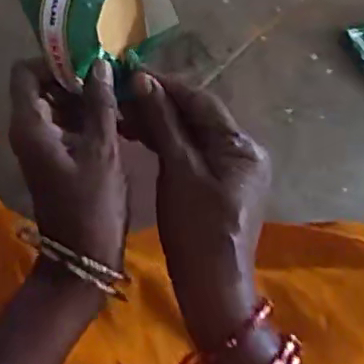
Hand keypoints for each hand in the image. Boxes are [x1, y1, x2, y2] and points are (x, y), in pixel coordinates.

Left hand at [8, 60, 128, 277]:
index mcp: (29, 123)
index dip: (52, 60)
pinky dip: (82, 116)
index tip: (84, 60)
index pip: (25, 71)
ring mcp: (38, 144)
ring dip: (81, 97)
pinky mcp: (52, 156)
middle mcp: (26, 128)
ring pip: (54, 103)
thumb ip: (100, 103)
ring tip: (116, 93)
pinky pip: (62, 123)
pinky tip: (114, 117)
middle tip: (108, 75)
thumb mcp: (101, 150)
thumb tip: (100, 63)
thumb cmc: (91, 206)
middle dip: (72, 77)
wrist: (82, 264)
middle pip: (40, 84)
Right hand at [124, 71, 270, 346]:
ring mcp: (228, 169)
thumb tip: (142, 79)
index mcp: (241, 146)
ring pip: (188, 132)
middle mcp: (241, 152)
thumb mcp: (178, 169)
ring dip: (156, 120)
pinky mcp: (214, 184)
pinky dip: (162, 140)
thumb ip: (162, 121)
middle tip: (121, 91)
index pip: (200, 101)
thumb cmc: (197, 228)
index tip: (131, 71)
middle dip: (158, 102)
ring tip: (122, 110)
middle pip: (195, 115)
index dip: (165, 84)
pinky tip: (136, 132)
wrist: (211, 291)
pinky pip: (187, 150)